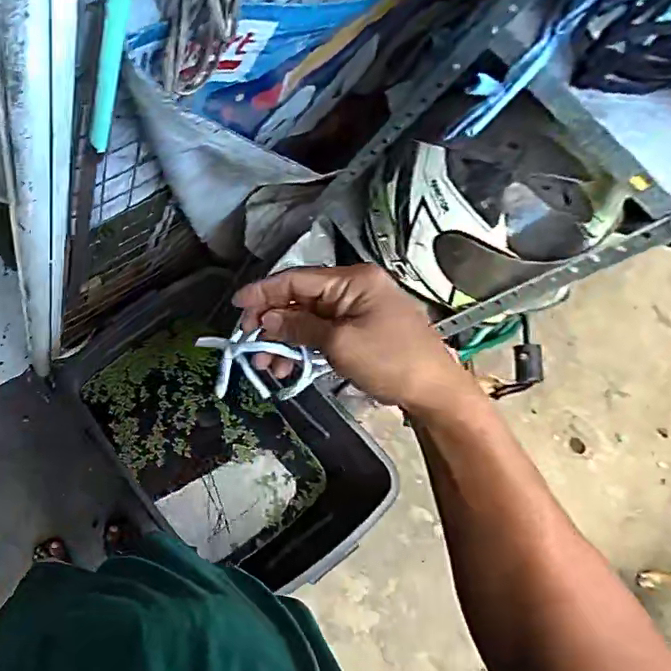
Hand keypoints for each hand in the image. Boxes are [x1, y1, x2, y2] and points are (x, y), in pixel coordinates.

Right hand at [233, 265, 479, 417]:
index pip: (295, 279)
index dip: (262, 292)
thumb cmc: (390, 361)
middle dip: (270, 322)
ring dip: (282, 340)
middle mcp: (352, 288)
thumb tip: (267, 319)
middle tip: (249, 345)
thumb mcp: (339, 343)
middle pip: (297, 299)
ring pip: (305, 318)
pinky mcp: (356, 329)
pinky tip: (286, 366)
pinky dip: (299, 347)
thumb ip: (299, 327)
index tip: (237, 307)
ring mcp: (355, 308)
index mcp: (352, 280)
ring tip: (266, 365)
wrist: (434, 391)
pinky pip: (318, 332)